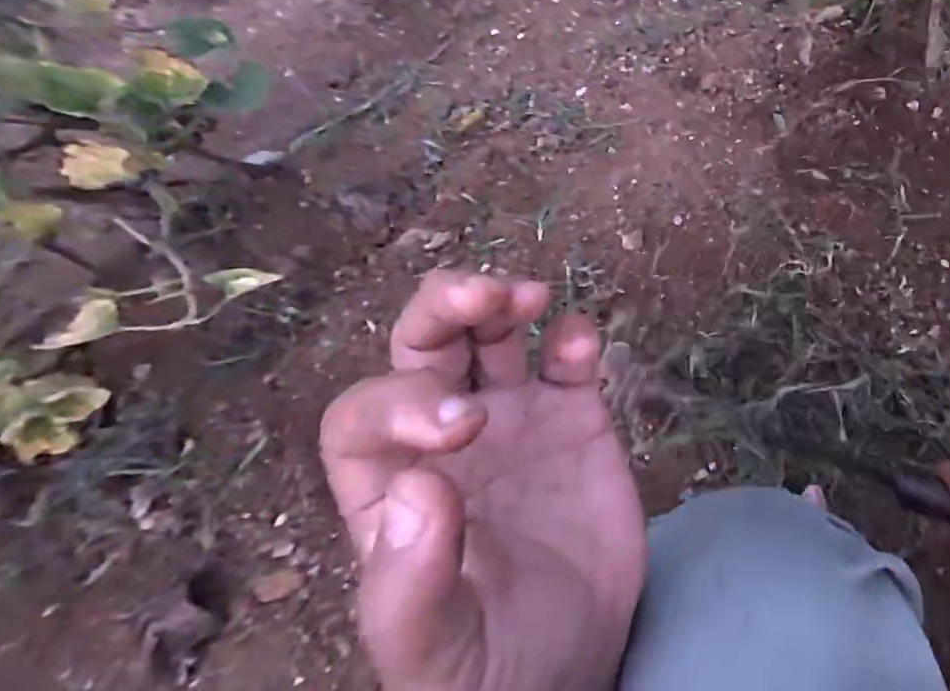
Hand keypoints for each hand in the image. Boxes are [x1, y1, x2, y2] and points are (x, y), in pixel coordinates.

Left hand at [320, 271, 645, 690]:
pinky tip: (580, 341)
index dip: (406, 403)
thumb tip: (418, 487)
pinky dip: (574, 338)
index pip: (369, 415)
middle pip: (427, 346)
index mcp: (393, 488)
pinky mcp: (577, 416)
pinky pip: (570, 362)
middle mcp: (450, 438)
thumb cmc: (487, 666)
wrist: (578, 659)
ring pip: (496, 336)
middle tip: (489, 295)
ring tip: (529, 296)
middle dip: (448, 306)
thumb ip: (411, 585)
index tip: (466, 428)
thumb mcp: (433, 652)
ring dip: (505, 302)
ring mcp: (518, 420)